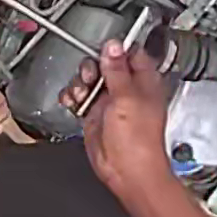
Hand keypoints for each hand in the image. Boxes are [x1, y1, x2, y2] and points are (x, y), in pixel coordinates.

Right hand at [59, 38, 176, 202]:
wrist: (126, 170)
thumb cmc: (138, 140)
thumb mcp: (126, 97)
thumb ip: (117, 70)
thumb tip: (113, 46)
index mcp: (144, 81)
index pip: (131, 53)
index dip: (116, 49)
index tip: (103, 49)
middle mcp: (127, 90)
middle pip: (105, 65)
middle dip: (92, 67)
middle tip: (92, 77)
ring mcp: (110, 103)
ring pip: (89, 80)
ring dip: (80, 84)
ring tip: (82, 94)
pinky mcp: (95, 115)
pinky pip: (79, 99)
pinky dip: (72, 98)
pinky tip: (73, 102)